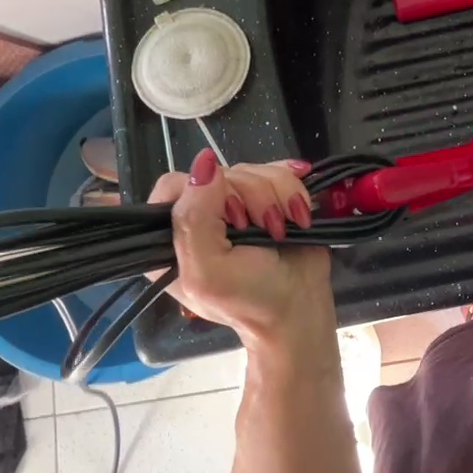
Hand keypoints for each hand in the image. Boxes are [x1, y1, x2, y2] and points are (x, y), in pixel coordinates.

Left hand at [159, 149, 333, 348]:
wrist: (300, 309)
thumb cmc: (250, 300)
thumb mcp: (208, 271)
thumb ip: (194, 218)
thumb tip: (205, 162)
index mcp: (172, 237)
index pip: (175, 185)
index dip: (207, 193)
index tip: (233, 221)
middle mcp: (203, 215)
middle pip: (223, 173)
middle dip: (254, 199)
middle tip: (268, 231)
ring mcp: (238, 204)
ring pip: (255, 171)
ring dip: (279, 197)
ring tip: (286, 229)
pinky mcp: (269, 197)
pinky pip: (278, 171)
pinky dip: (294, 188)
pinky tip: (300, 211)